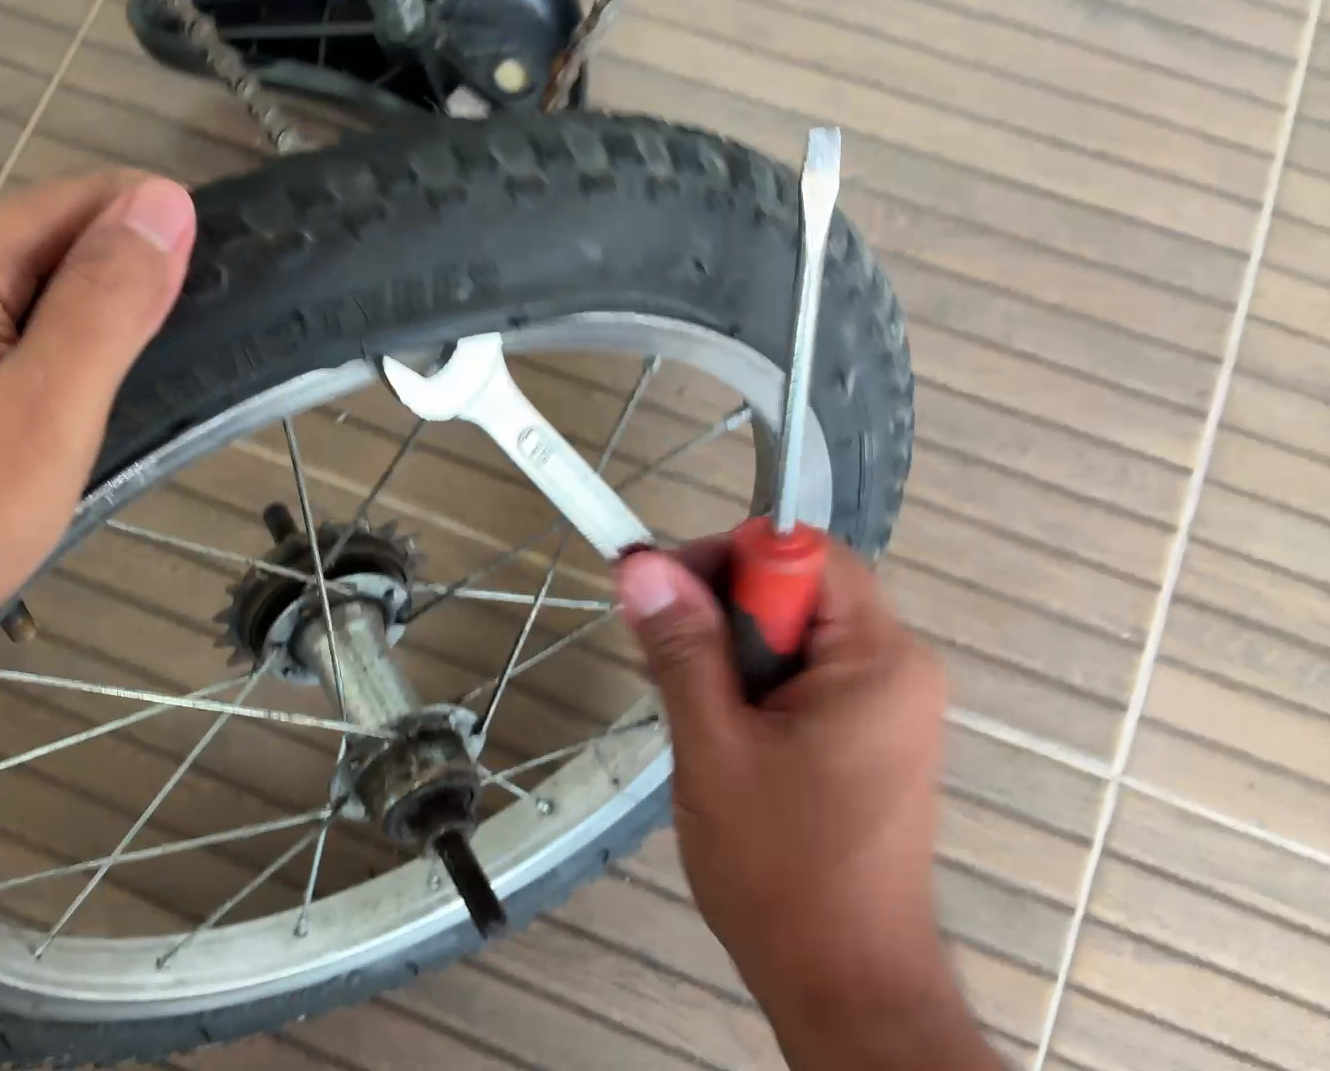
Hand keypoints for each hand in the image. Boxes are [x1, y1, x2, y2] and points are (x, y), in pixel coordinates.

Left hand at [0, 173, 196, 692]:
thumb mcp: (50, 416)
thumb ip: (107, 304)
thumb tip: (162, 205)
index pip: (68, 206)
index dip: (139, 224)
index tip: (190, 259)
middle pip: (4, 258)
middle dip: (71, 300)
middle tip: (108, 386)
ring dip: (3, 339)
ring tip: (28, 426)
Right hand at [617, 540, 960, 1031]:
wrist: (842, 981)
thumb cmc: (782, 870)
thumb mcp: (713, 746)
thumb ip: (680, 648)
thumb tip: (640, 565)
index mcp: (877, 660)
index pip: (801, 552)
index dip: (725, 558)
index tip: (662, 597)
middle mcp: (894, 669)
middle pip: (793, 588)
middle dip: (716, 611)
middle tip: (660, 660)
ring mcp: (882, 704)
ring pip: (785, 633)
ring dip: (722, 653)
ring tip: (686, 710)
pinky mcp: (862, 735)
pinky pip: (795, 674)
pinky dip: (744, 684)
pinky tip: (712, 729)